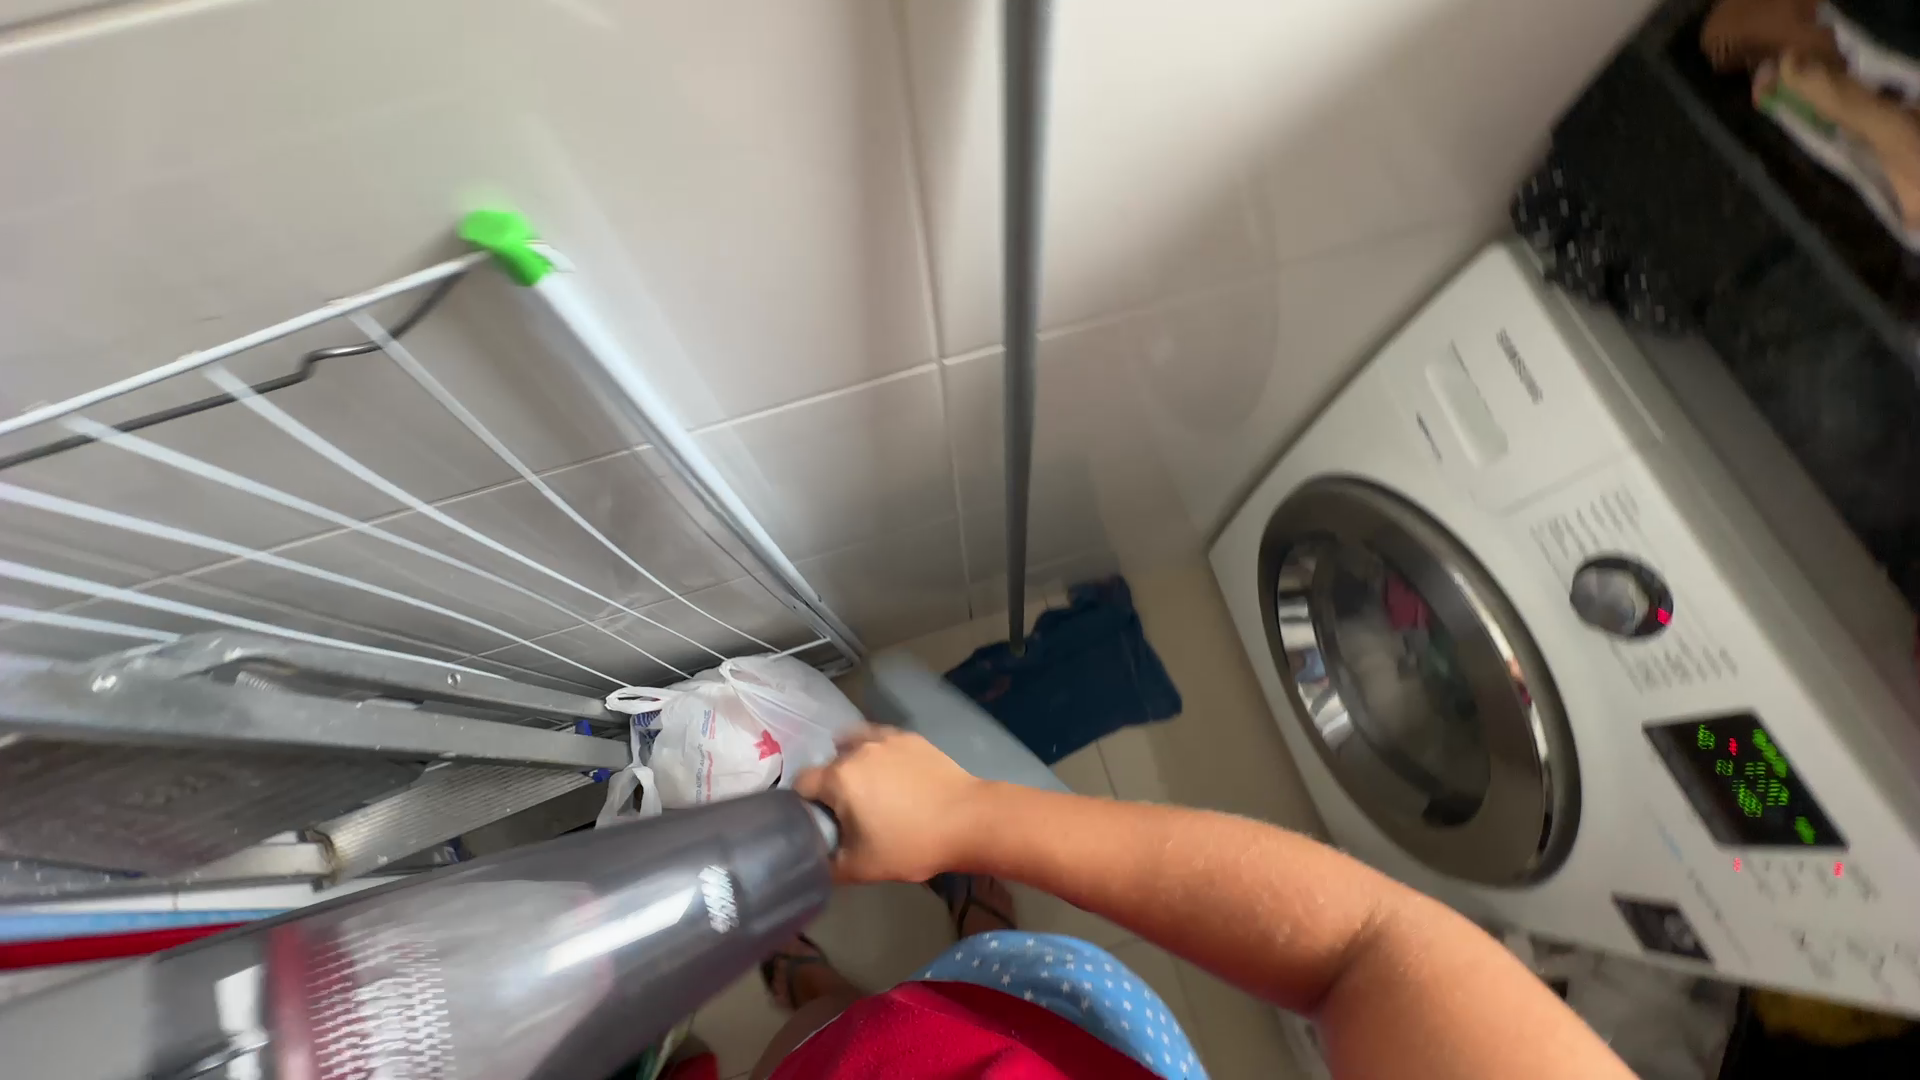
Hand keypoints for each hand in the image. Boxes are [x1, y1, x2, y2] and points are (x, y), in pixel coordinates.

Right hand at [794, 727, 989, 883]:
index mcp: (839, 777)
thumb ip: (826, 864)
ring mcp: (886, 738)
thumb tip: (812, 858)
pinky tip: (888, 771)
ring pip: (854, 746)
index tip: (818, 821)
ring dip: (853, 764)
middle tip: (848, 813)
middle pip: (829, 765)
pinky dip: (876, 752)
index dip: (803, 803)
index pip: (802, 783)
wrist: (967, 819)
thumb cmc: (911, 843)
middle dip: (831, 786)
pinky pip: (880, 740)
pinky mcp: (910, 736)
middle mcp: (858, 749)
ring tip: (868, 789)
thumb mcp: (861, 868)